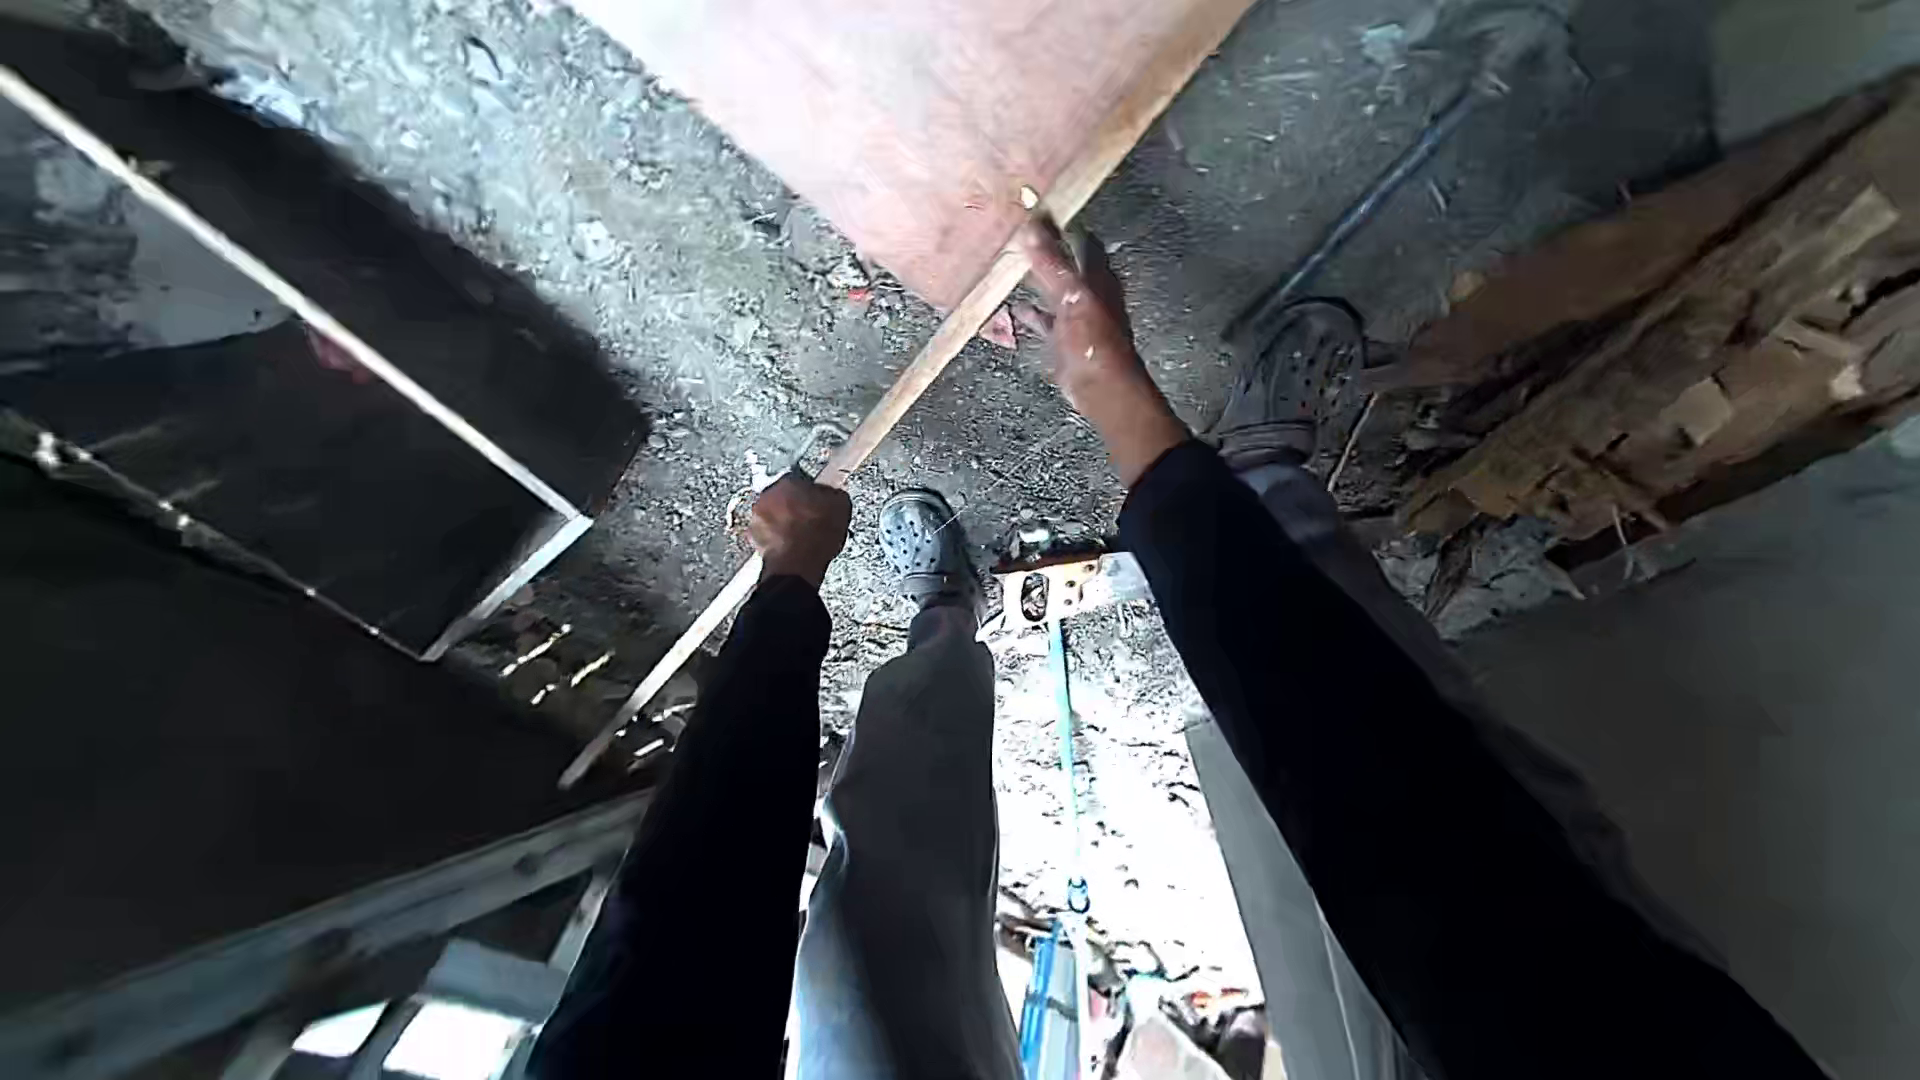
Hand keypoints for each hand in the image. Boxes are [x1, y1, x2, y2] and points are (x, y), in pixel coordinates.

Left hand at [749, 473, 851, 587]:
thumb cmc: (816, 535)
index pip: (801, 480)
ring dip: (784, 522)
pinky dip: (776, 538)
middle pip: (783, 497)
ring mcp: (758, 517)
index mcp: (788, 482)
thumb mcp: (841, 506)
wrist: (799, 564)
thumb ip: (834, 493)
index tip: (818, 502)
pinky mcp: (754, 537)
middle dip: (794, 507)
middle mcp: (768, 496)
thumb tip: (834, 492)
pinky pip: (767, 533)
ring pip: (773, 515)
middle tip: (810, 520)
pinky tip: (792, 546)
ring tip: (802, 536)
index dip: (811, 493)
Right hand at [1013, 218, 1189, 486]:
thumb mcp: (1071, 297)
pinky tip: (1013, 308)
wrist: (1099, 387)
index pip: (1079, 239)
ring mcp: (1074, 316)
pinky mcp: (1062, 339)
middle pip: (1064, 264)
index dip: (1059, 224)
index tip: (1034, 210)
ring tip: (1008, 268)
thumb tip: (1030, 227)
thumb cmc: (1093, 341)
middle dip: (1043, 252)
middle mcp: (1088, 292)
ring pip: (1051, 291)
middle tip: (1015, 237)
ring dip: (1034, 282)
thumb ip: (1051, 263)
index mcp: (1096, 276)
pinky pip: (1042, 320)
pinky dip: (1029, 313)